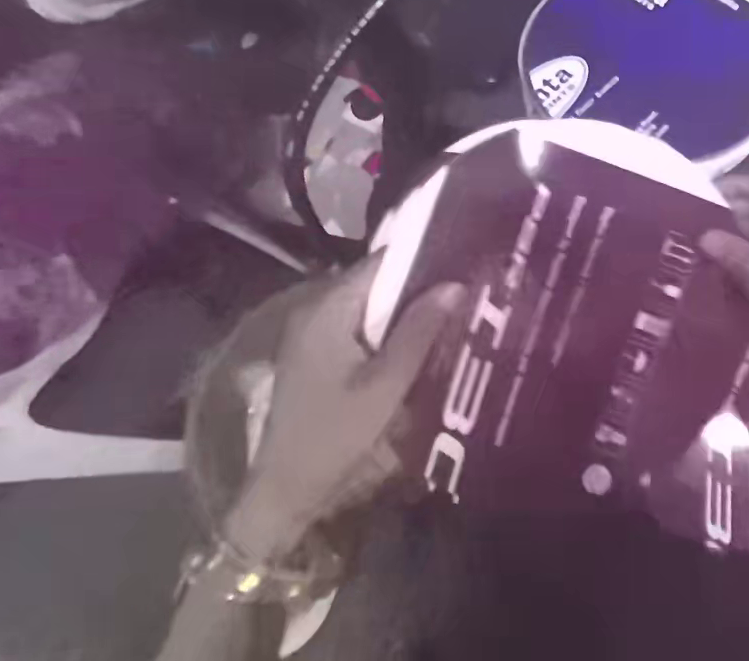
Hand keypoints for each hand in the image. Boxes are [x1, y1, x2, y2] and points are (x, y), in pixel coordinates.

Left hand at [224, 259, 462, 557]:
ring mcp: (313, 331)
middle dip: (419, 284)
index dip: (422, 257)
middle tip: (464, 289)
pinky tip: (417, 340)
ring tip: (450, 310)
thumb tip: (455, 284)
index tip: (462, 260)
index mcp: (329, 309)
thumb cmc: (335, 436)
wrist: (283, 492)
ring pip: (370, 304)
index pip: (382, 262)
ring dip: (405, 309)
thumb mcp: (386, 386)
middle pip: (377, 281)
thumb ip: (419, 332)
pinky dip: (388, 328)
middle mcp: (316, 309)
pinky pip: (360, 324)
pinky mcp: (316, 352)